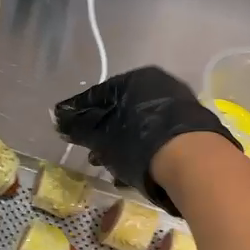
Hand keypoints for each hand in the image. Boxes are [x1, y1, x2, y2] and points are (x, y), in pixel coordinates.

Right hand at [53, 66, 238, 216]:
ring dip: (119, 144)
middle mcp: (158, 85)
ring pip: (137, 125)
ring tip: (107, 166)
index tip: (62, 127)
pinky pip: (155, 137)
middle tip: (87, 151)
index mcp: (134, 79)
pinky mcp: (190, 128)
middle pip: (119, 110)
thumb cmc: (137, 142)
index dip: (76, 113)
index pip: (96, 94)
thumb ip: (78, 128)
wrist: (190, 160)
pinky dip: (140, 150)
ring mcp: (177, 105)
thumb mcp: (101, 136)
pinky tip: (131, 170)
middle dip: (101, 132)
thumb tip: (59, 120)